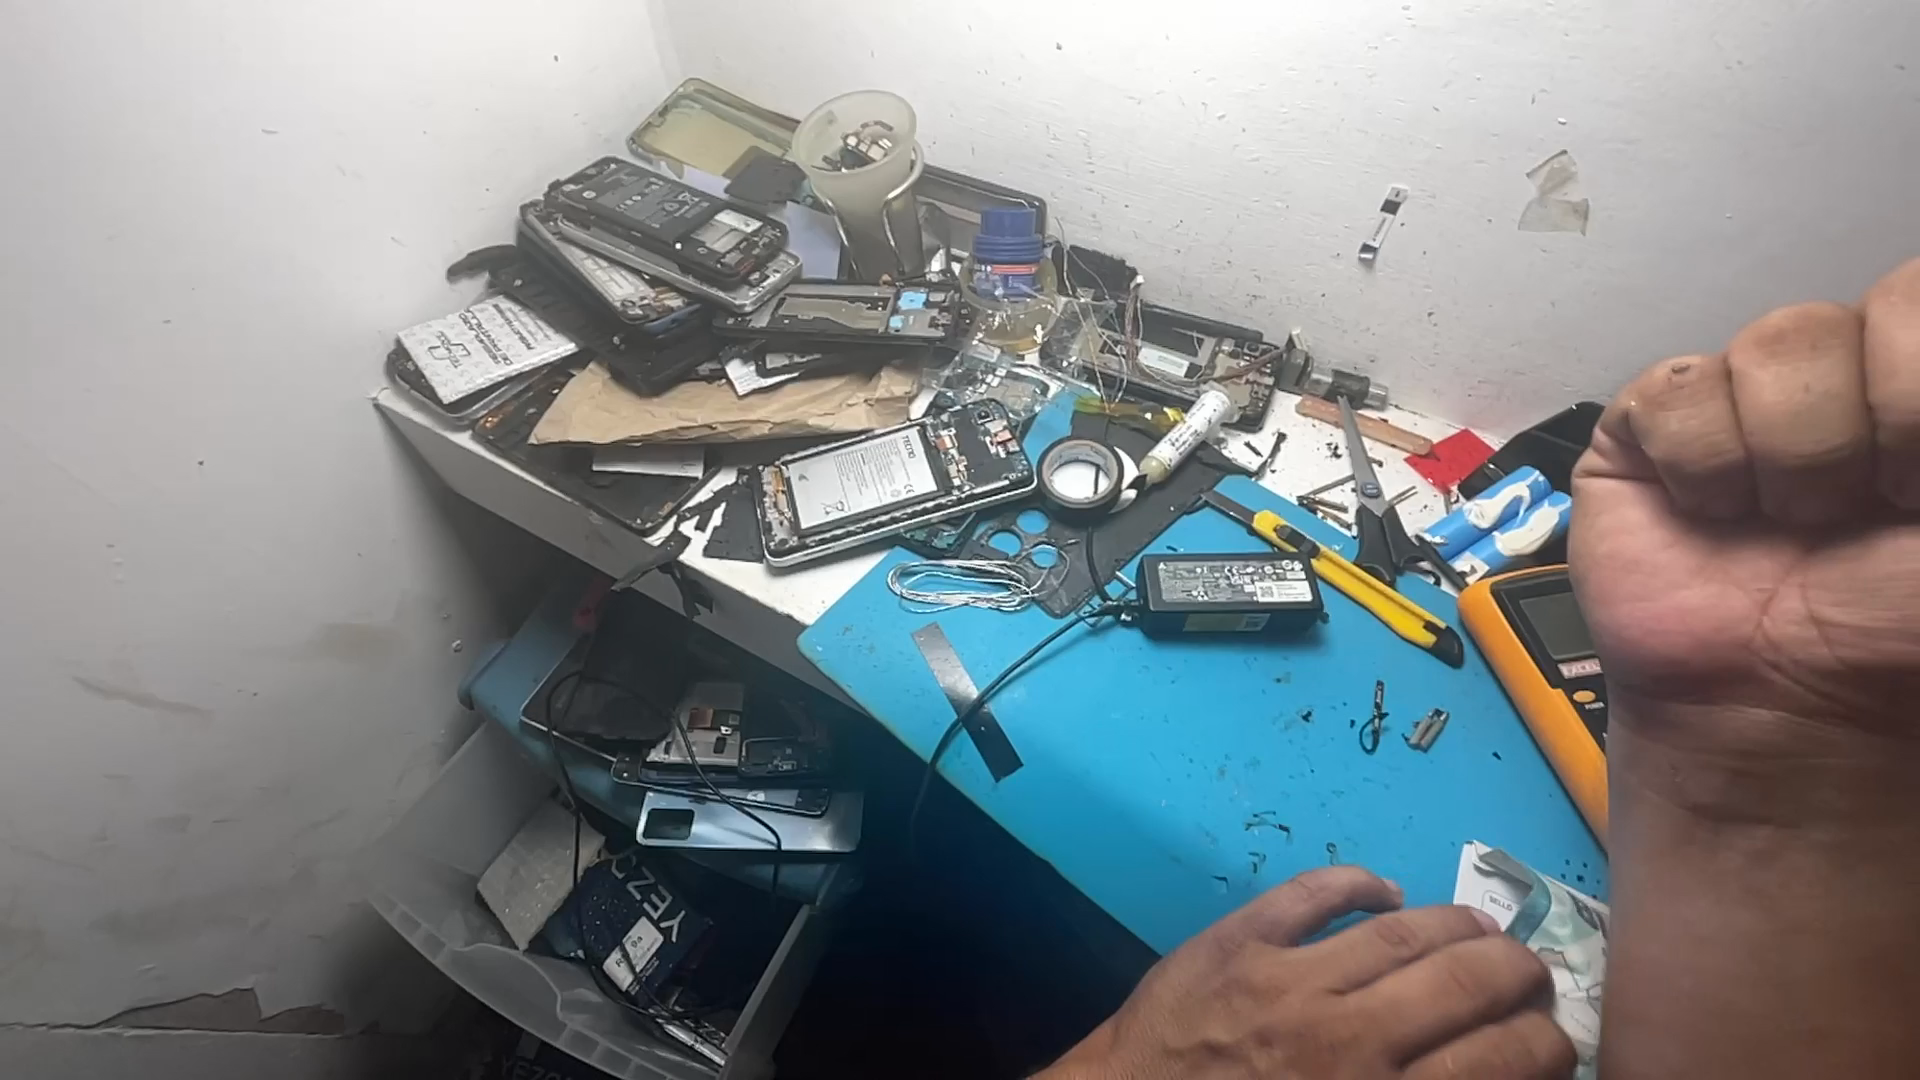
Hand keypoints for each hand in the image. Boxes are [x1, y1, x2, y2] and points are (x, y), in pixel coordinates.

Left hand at [1034, 866, 1568, 1079]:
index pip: (1496, 1065)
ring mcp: (1284, 979)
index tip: (1554, 1033)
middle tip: (1533, 968)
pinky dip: (1350, 884)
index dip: (1540, 1044)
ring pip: (1391, 938)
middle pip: (1455, 988)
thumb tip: (1474, 1073)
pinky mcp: (1235, 941)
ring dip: (1450, 926)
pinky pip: (1305, 896)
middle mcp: (1344, 1039)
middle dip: (1511, 975)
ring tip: (1483, 926)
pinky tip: (1384, 888)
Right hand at [1570, 259, 1919, 815]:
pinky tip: (1706, 508)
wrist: (1778, 689)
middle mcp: (1851, 370)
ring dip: (1792, 453)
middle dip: (1890, 419)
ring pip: (1777, 341)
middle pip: (1885, 299)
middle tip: (1875, 503)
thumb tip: (1916, 352)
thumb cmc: (1907, 620)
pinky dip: (1697, 460)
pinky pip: (1673, 391)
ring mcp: (1737, 397)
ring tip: (1781, 516)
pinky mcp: (1642, 430)